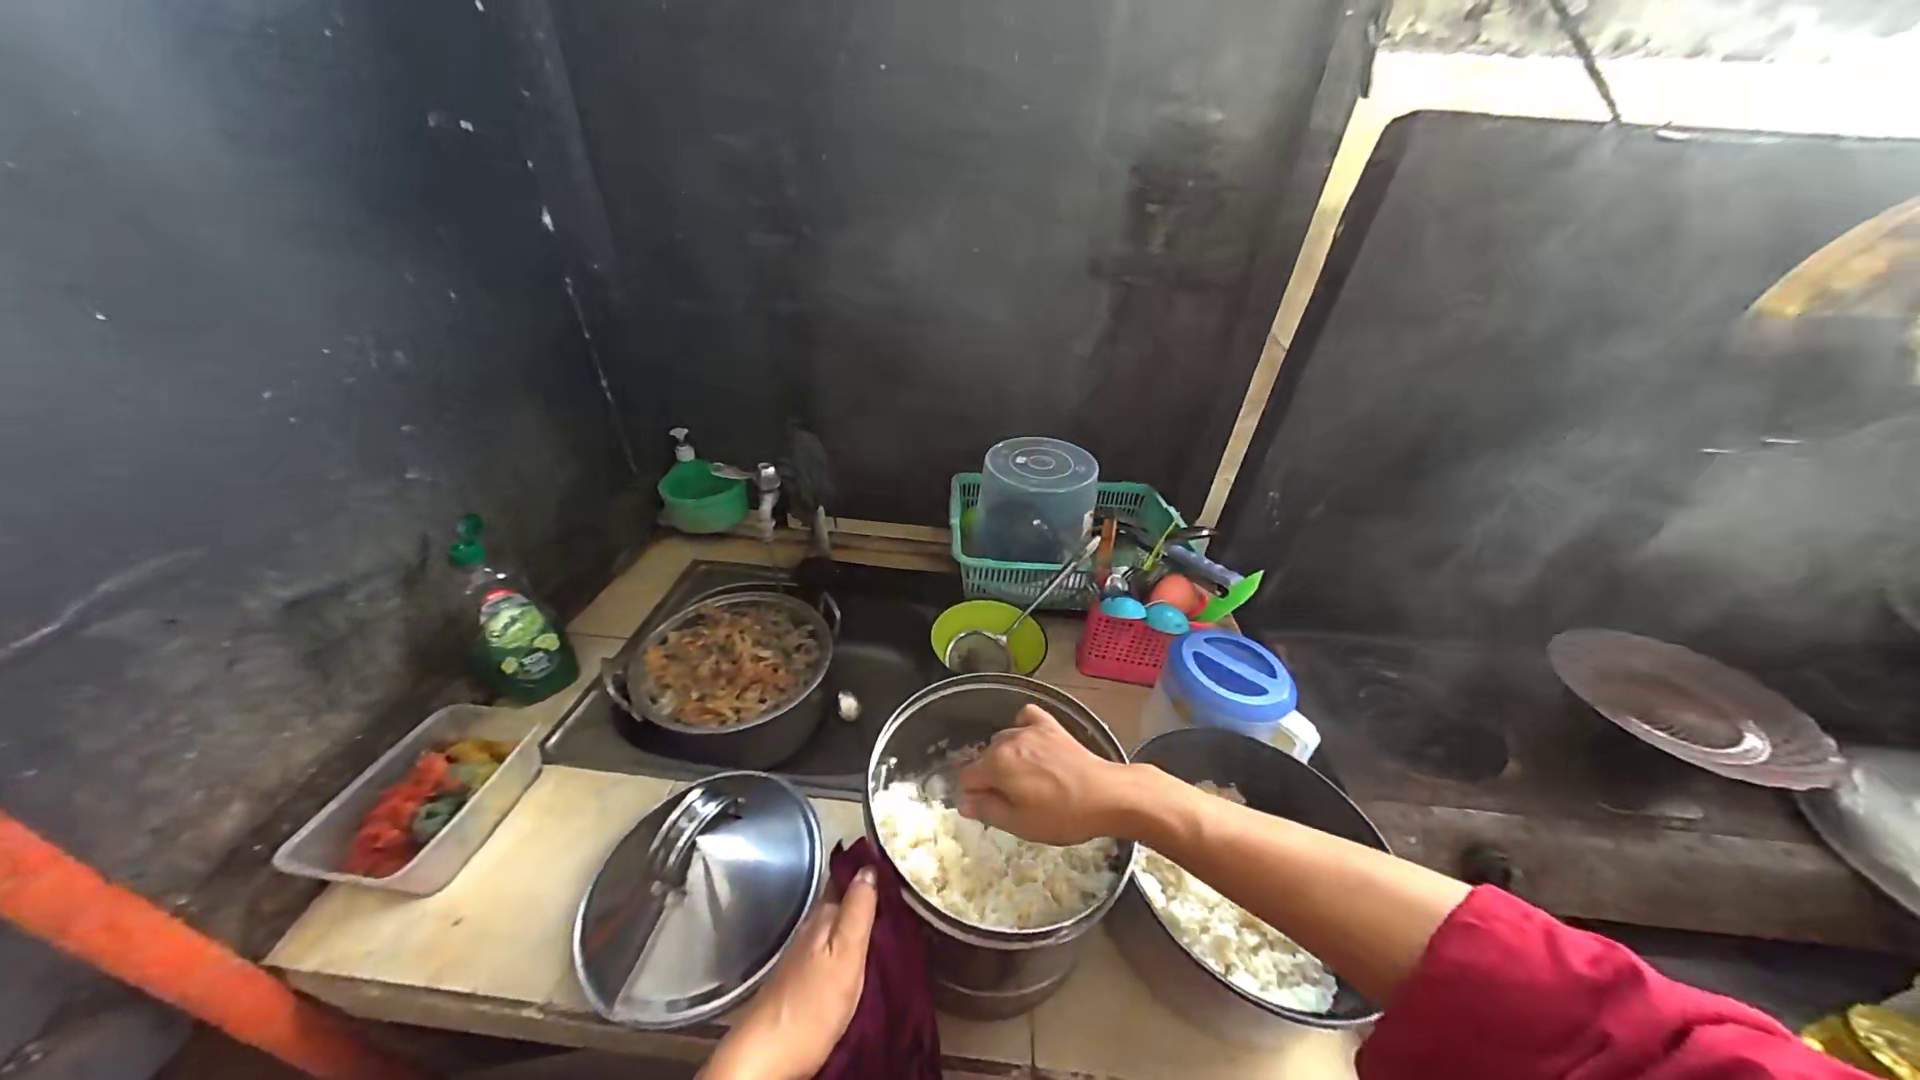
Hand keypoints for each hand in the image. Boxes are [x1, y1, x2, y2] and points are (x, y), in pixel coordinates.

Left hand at [700, 867, 877, 1079]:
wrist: (764, 1059)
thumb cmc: (811, 1006)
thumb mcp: (845, 955)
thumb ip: (858, 911)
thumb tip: (868, 867)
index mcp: (823, 916)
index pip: (847, 878)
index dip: (868, 868)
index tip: (895, 862)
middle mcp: (811, 928)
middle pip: (842, 900)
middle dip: (867, 893)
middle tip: (901, 891)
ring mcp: (802, 954)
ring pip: (837, 925)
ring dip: (858, 919)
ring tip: (888, 920)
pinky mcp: (800, 980)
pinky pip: (831, 948)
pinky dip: (848, 944)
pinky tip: (860, 954)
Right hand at [956, 705, 1132, 844]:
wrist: (1107, 795)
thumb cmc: (1063, 815)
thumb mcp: (1019, 824)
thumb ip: (986, 809)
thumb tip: (964, 801)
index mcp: (996, 764)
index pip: (966, 776)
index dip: (974, 795)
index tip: (990, 807)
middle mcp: (1008, 739)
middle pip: (984, 758)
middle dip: (991, 777)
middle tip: (1013, 800)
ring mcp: (1030, 729)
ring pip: (1002, 740)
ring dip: (1006, 757)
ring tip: (1028, 779)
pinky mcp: (1051, 725)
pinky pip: (1025, 718)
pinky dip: (1022, 728)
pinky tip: (1031, 744)